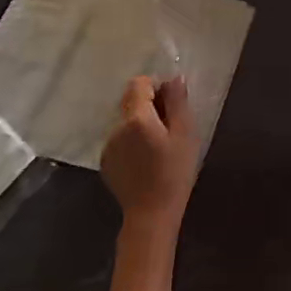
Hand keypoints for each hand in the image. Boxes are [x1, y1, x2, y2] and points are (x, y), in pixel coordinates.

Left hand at [101, 76, 200, 232]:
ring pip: (126, 120)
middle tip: (171, 125)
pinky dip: (133, 139)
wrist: (151, 212)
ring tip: (160, 145)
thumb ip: (178, 102)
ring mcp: (108, 145)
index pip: (138, 84)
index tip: (172, 103)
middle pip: (131, 101)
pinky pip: (120, 138)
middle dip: (151, 105)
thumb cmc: (175, 171)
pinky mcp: (105, 160)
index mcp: (137, 119)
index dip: (156, 86)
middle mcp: (116, 128)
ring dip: (142, 122)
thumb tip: (174, 78)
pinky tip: (147, 158)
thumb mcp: (185, 134)